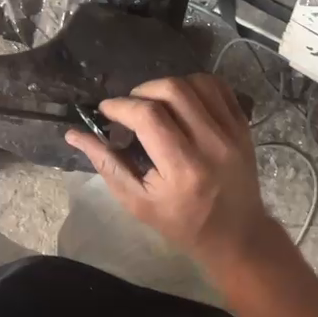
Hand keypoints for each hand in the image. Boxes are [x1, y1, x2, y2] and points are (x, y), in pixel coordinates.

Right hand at [65, 74, 278, 265]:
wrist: (236, 234)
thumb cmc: (181, 223)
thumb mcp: (137, 202)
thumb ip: (107, 164)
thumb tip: (74, 134)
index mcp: (183, 169)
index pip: (148, 116)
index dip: (121, 106)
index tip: (106, 111)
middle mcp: (212, 145)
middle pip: (172, 90)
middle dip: (141, 92)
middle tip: (129, 108)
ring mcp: (232, 132)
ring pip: (195, 83)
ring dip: (166, 86)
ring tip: (154, 104)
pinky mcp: (243, 126)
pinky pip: (217, 87)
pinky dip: (193, 85)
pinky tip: (180, 101)